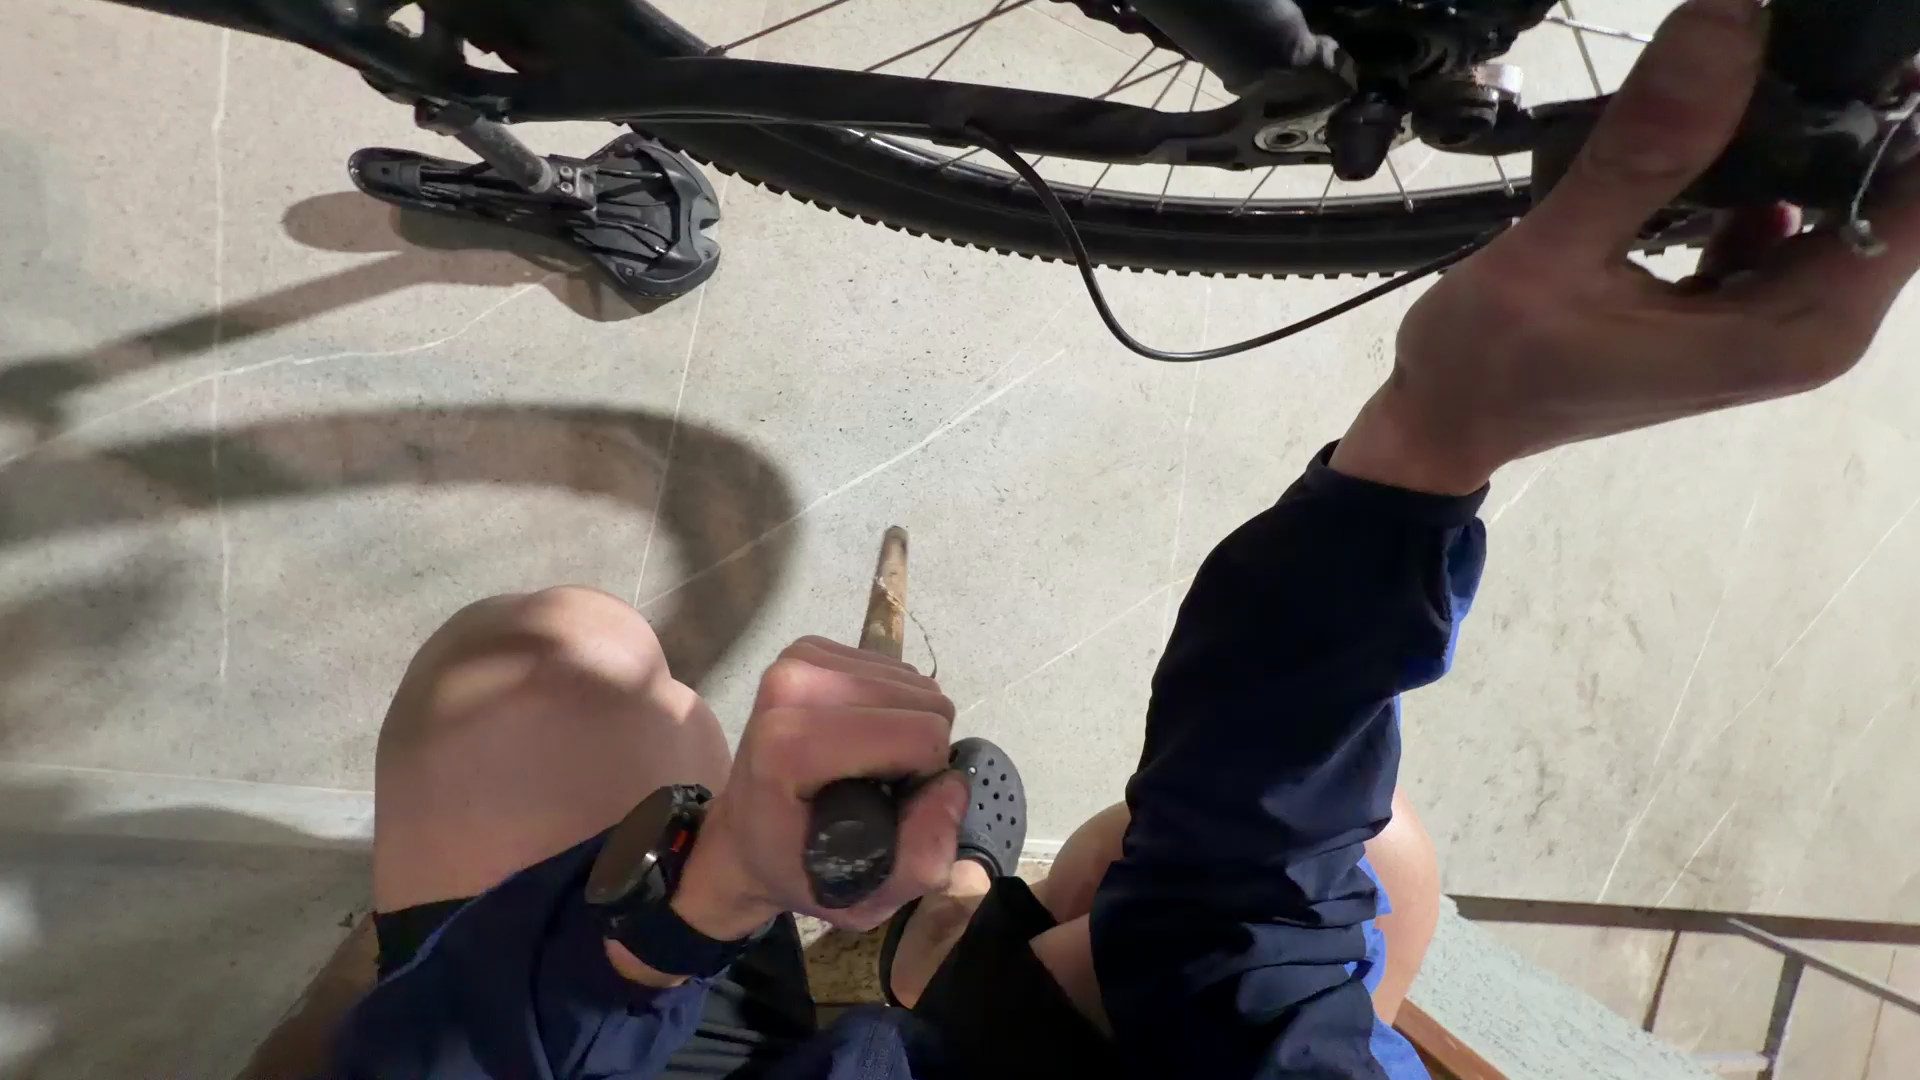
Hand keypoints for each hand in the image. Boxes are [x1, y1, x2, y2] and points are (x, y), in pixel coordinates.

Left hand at [672, 637, 968, 937]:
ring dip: (908, 726)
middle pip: (925, 700)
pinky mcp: (811, 647)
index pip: (921, 735)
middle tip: (879, 785)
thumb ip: (922, 856)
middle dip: (919, 749)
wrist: (744, 834)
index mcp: (791, 743)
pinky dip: (891, 707)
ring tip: (868, 763)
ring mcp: (799, 658)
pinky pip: (895, 670)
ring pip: (916, 681)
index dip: (924, 779)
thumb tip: (952, 785)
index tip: (888, 807)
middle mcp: (791, 683)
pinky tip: (860, 736)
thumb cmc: (799, 868)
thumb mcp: (864, 895)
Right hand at [1332, 0, 1919, 495]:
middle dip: (1840, 120)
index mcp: (1793, 330)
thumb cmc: (1475, 368)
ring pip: (1837, 210)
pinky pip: (1785, 239)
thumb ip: (1639, 152)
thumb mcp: (1544, 260)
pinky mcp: (1725, 327)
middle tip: (1764, 55)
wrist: (1435, 429)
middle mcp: (1809, 334)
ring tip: (1715, 110)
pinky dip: (1755, 193)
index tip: (1839, 42)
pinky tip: (1693, 174)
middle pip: (1890, 194)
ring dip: (1791, 151)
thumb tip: (1729, 16)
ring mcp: (1767, 333)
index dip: (1899, 107)